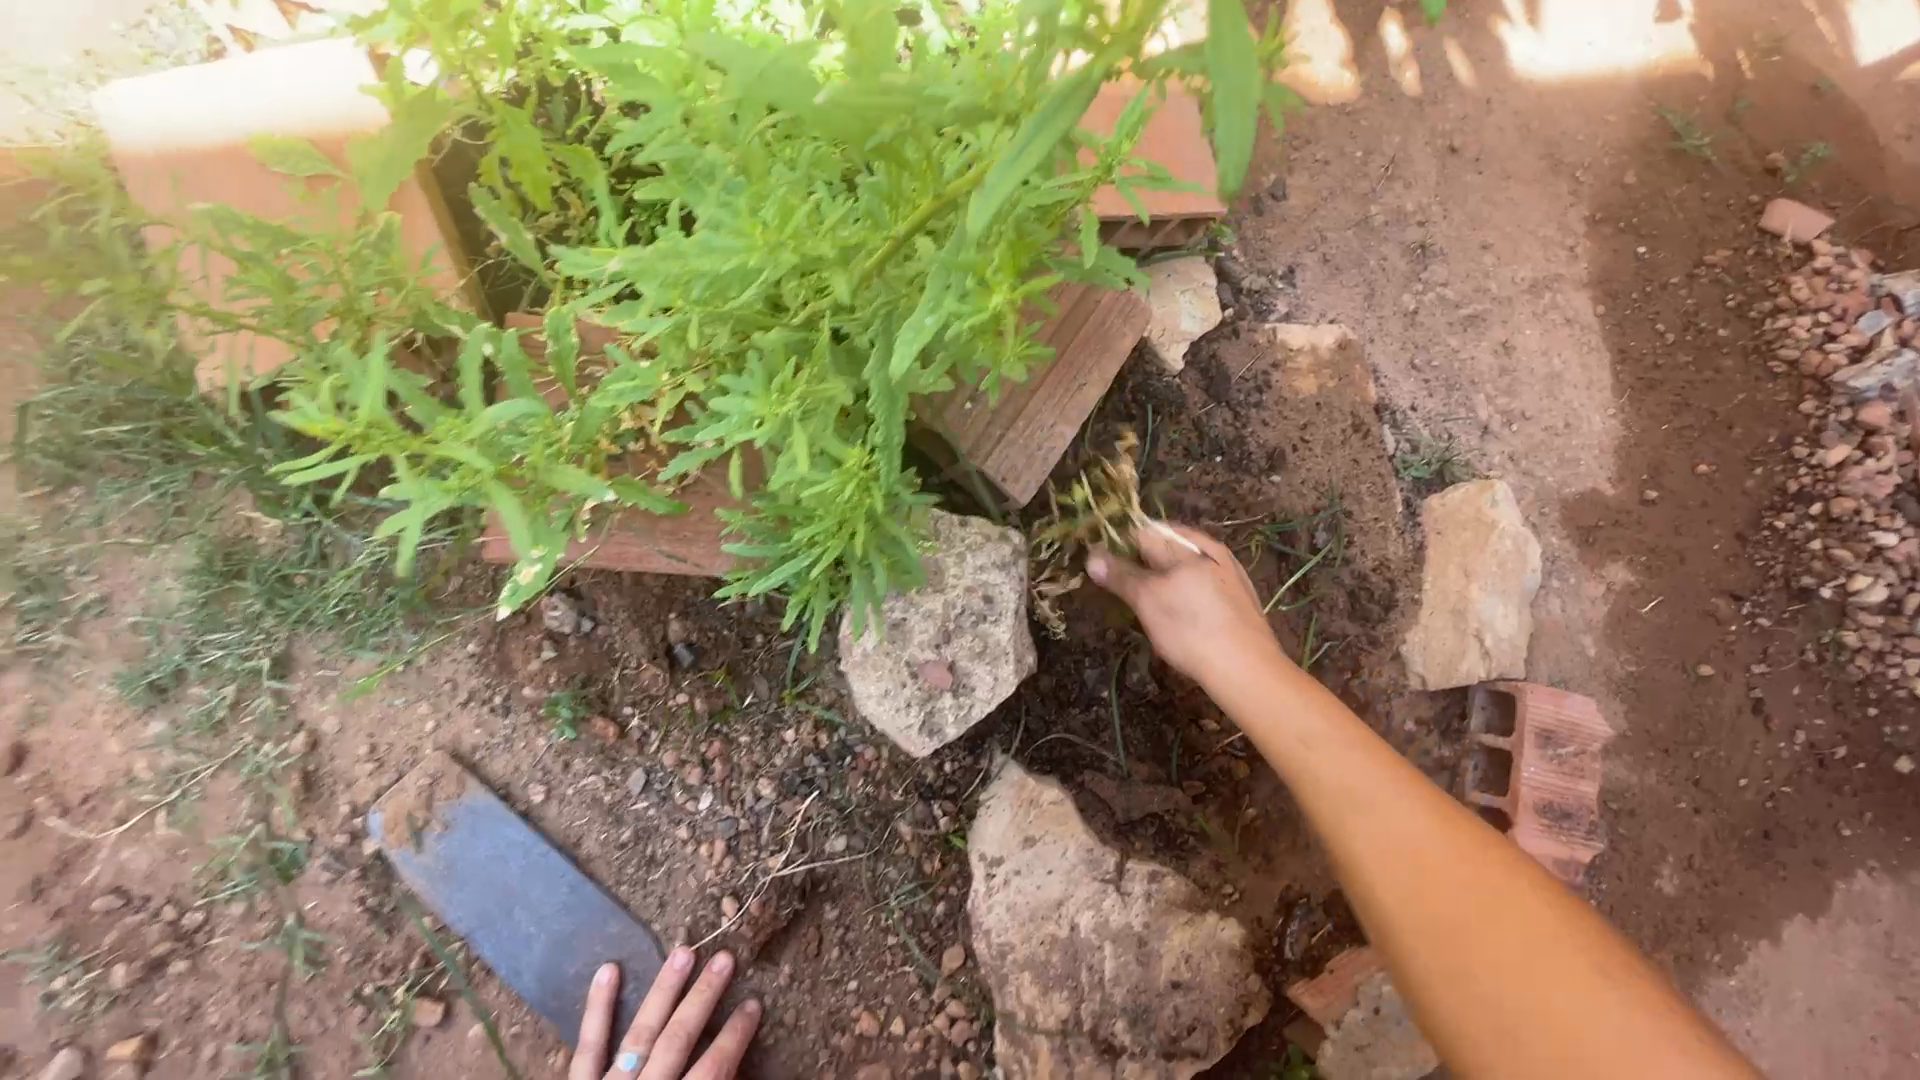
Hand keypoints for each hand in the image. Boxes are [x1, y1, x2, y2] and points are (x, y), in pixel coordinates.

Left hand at [570, 948, 762, 1079]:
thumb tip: (736, 1071)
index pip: (712, 1071)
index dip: (735, 1037)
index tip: (754, 1004)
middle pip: (678, 1041)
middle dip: (704, 998)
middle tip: (726, 958)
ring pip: (640, 1034)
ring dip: (664, 992)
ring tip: (683, 953)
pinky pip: (586, 1049)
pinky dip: (597, 1009)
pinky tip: (609, 969)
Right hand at [1086, 520, 1286, 687]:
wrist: (1247, 669)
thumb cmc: (1191, 631)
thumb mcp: (1148, 600)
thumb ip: (1121, 575)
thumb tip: (1092, 556)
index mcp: (1188, 545)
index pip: (1143, 531)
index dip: (1119, 547)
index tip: (1103, 569)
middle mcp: (1210, 552)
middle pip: (1164, 548)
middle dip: (1139, 564)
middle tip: (1121, 590)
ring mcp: (1228, 574)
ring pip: (1182, 568)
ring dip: (1160, 580)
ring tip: (1147, 606)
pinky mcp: (1238, 598)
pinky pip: (1201, 585)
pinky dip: (1182, 593)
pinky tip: (1179, 615)